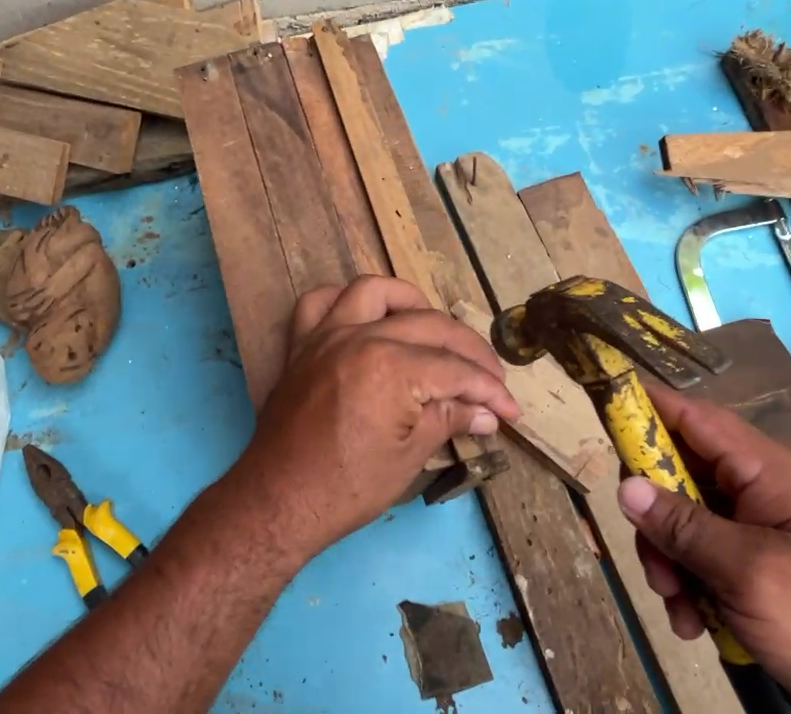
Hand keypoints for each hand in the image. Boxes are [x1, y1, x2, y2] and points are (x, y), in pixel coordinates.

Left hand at [225, 276, 521, 563]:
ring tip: (434, 329)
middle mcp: (359, 337)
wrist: (280, 500)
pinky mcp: (302, 344)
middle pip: (428, 326)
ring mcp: (326, 335)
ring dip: (410, 302)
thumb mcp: (408, 457)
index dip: (489, 390)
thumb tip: (488, 412)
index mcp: (391, 367)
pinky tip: (367, 317)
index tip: (510, 409)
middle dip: (468, 351)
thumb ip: (449, 420)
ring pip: (374, 292)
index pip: (455, 369)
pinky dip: (344, 300)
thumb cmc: (347, 488)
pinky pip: (319, 303)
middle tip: (490, 380)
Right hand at [618, 386, 790, 713]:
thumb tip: (625, 485)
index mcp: (774, 473)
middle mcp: (770, 492)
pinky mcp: (771, 570)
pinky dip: (695, 586)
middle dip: (657, 517)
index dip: (647, 407)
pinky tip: (698, 624)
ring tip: (680, 608)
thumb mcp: (748, 575)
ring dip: (673, 561)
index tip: (600, 405)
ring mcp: (772, 533)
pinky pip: (712, 558)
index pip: (697, 418)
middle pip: (685, 475)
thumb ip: (683, 526)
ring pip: (691, 521)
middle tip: (654, 566)